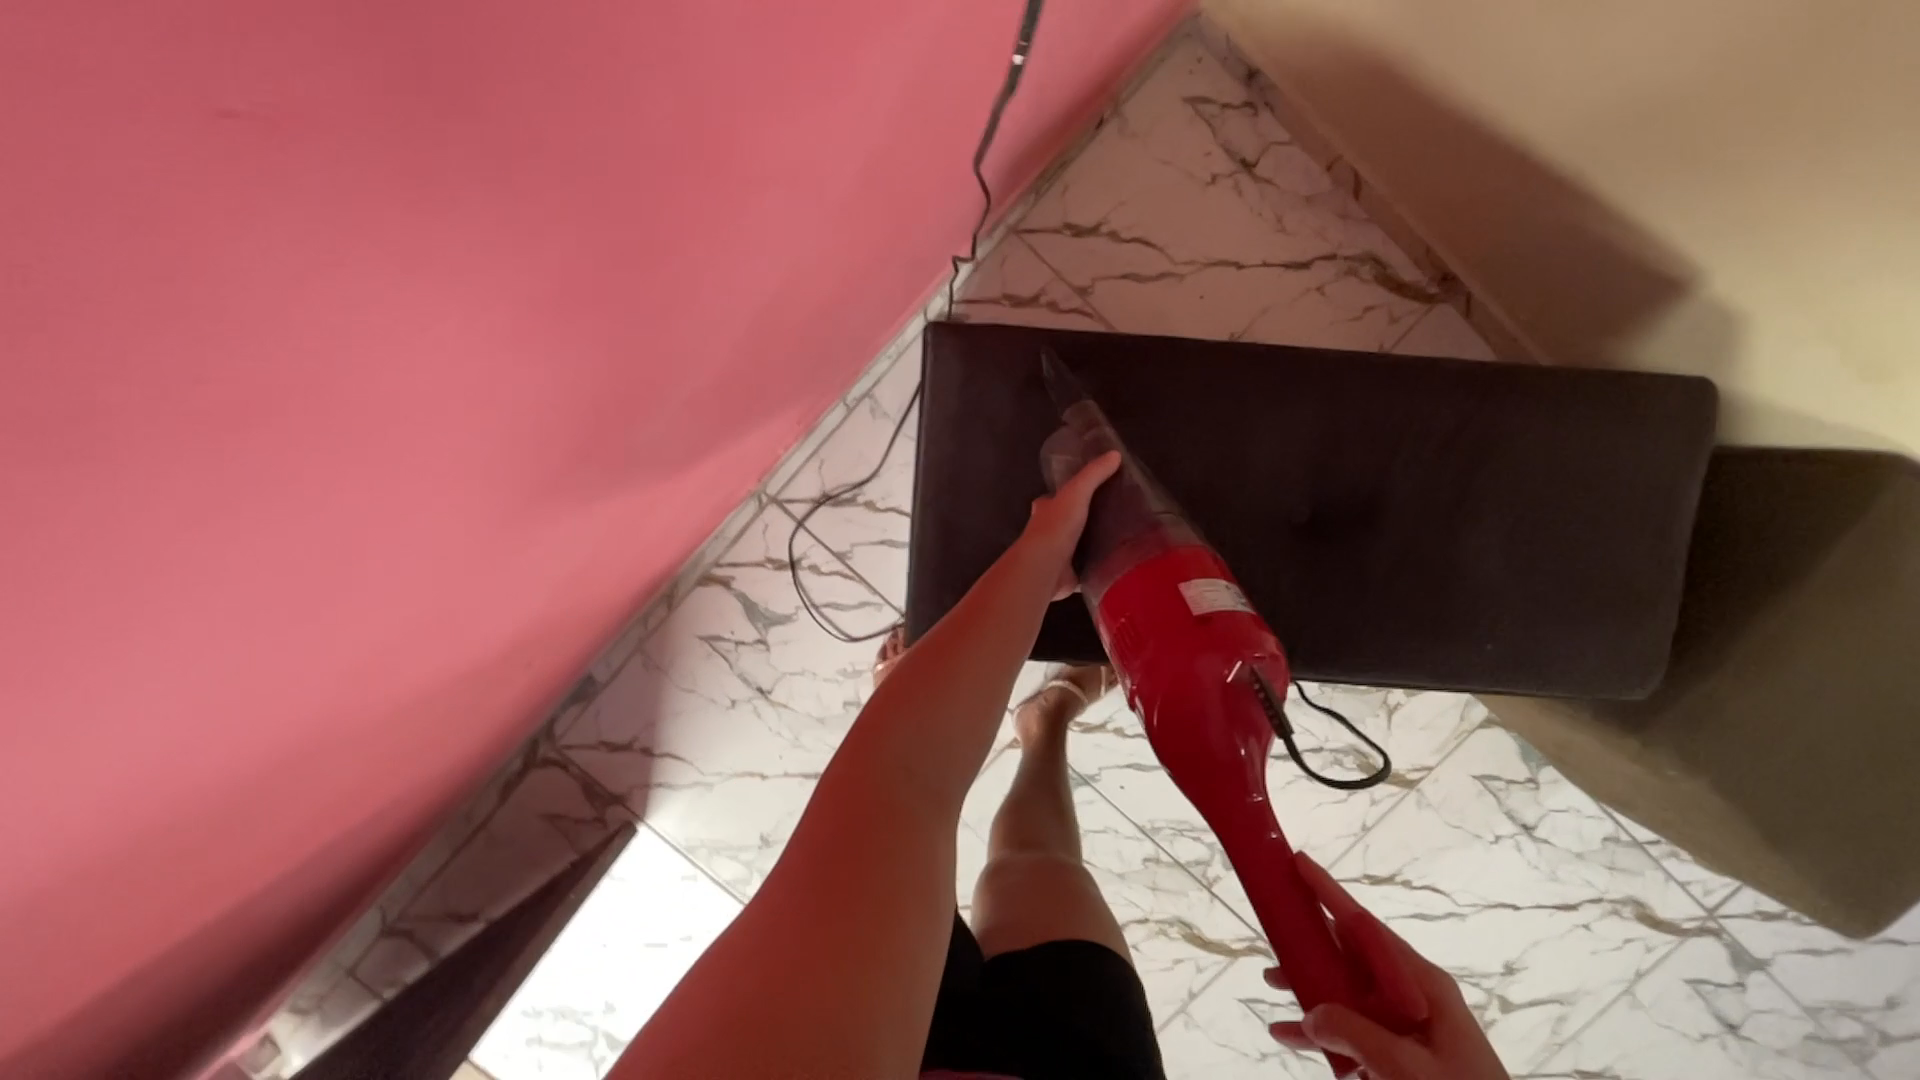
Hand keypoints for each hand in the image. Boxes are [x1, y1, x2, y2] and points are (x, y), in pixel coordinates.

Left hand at [1020, 450, 1119, 599]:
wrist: (1045, 565)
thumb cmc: (1057, 525)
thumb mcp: (1077, 491)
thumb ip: (1094, 474)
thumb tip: (1115, 454)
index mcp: (1045, 510)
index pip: (1053, 499)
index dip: (1066, 496)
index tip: (1086, 494)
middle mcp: (1046, 533)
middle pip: (1064, 524)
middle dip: (1080, 522)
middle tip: (1110, 518)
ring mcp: (1056, 556)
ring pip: (1074, 547)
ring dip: (1089, 545)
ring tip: (1118, 540)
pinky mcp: (1067, 576)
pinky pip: (1084, 570)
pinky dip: (1095, 568)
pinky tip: (1113, 565)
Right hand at [1267, 853, 1508, 1079]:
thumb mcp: (1407, 1069)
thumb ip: (1355, 1034)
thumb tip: (1310, 1013)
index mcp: (1422, 983)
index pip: (1364, 925)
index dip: (1328, 892)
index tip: (1297, 862)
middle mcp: (1413, 995)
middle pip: (1350, 954)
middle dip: (1309, 943)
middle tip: (1273, 937)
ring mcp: (1407, 1025)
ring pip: (1346, 991)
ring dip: (1308, 988)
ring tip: (1272, 984)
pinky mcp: (1402, 1052)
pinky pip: (1352, 1029)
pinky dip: (1320, 1031)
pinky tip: (1289, 1036)